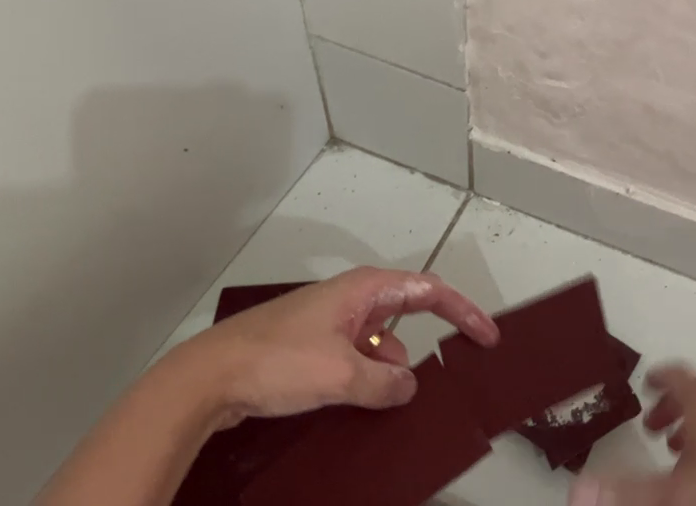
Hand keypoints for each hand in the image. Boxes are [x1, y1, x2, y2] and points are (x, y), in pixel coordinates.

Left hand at [178, 266, 499, 423]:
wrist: (208, 377)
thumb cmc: (279, 362)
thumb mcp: (341, 375)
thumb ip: (384, 382)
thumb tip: (409, 384)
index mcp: (364, 289)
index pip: (428, 291)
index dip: (463, 311)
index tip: (487, 338)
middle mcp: (351, 299)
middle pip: (405, 315)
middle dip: (427, 344)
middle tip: (448, 377)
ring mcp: (328, 323)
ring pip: (378, 344)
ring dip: (391, 371)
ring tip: (399, 406)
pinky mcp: (309, 347)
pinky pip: (354, 359)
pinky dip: (367, 379)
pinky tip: (366, 406)